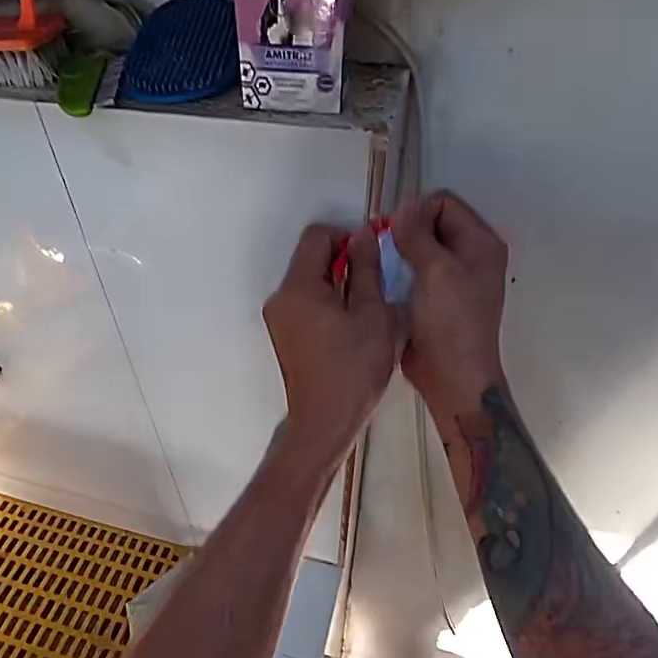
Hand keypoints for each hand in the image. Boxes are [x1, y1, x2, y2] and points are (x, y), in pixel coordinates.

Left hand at [263, 224, 398, 464]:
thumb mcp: (372, 314)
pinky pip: (308, 307)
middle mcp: (281, 299)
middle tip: (377, 286)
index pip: (317, 237)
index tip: (373, 256)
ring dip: (340, 287)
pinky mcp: (286, 338)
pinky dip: (331, 307)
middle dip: (346, 264)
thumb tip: (363, 236)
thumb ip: (368, 270)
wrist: (326, 421)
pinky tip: (355, 330)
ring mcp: (280, 320)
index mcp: (298, 288)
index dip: (348, 237)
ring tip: (370, 312)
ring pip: (312, 285)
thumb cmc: (353, 371)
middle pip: (312, 260)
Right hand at [386, 191, 510, 418]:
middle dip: (406, 232)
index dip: (416, 211)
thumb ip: (417, 233)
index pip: (444, 203)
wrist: (451, 376)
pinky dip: (399, 273)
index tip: (395, 232)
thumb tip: (403, 207)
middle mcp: (469, 257)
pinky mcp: (434, 298)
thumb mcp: (436, 270)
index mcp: (480, 244)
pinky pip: (412, 272)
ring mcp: (452, 278)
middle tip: (388, 250)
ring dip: (399, 253)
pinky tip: (388, 284)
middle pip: (430, 223)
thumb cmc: (452, 324)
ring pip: (419, 248)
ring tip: (386, 267)